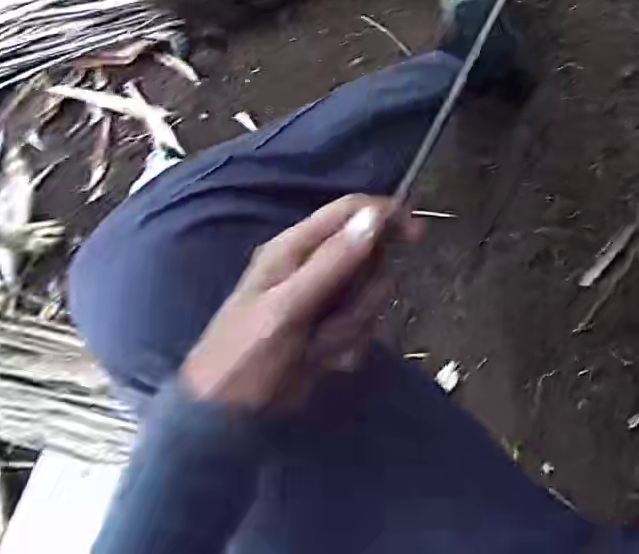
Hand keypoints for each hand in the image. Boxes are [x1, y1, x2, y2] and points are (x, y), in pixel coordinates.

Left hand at [179, 194, 420, 412]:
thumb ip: (332, 262)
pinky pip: (363, 324)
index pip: (350, 211)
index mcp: (294, 247)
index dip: (385, 215)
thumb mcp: (288, 308)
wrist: (222, 428)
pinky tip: (326, 363)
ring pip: (370, 293)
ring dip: (353, 324)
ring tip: (320, 349)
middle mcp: (311, 266)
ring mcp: (322, 298)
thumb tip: (373, 216)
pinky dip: (350, 344)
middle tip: (339, 319)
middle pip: (368, 256)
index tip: (416, 234)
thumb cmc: (245, 360)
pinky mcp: (330, 328)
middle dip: (363, 292)